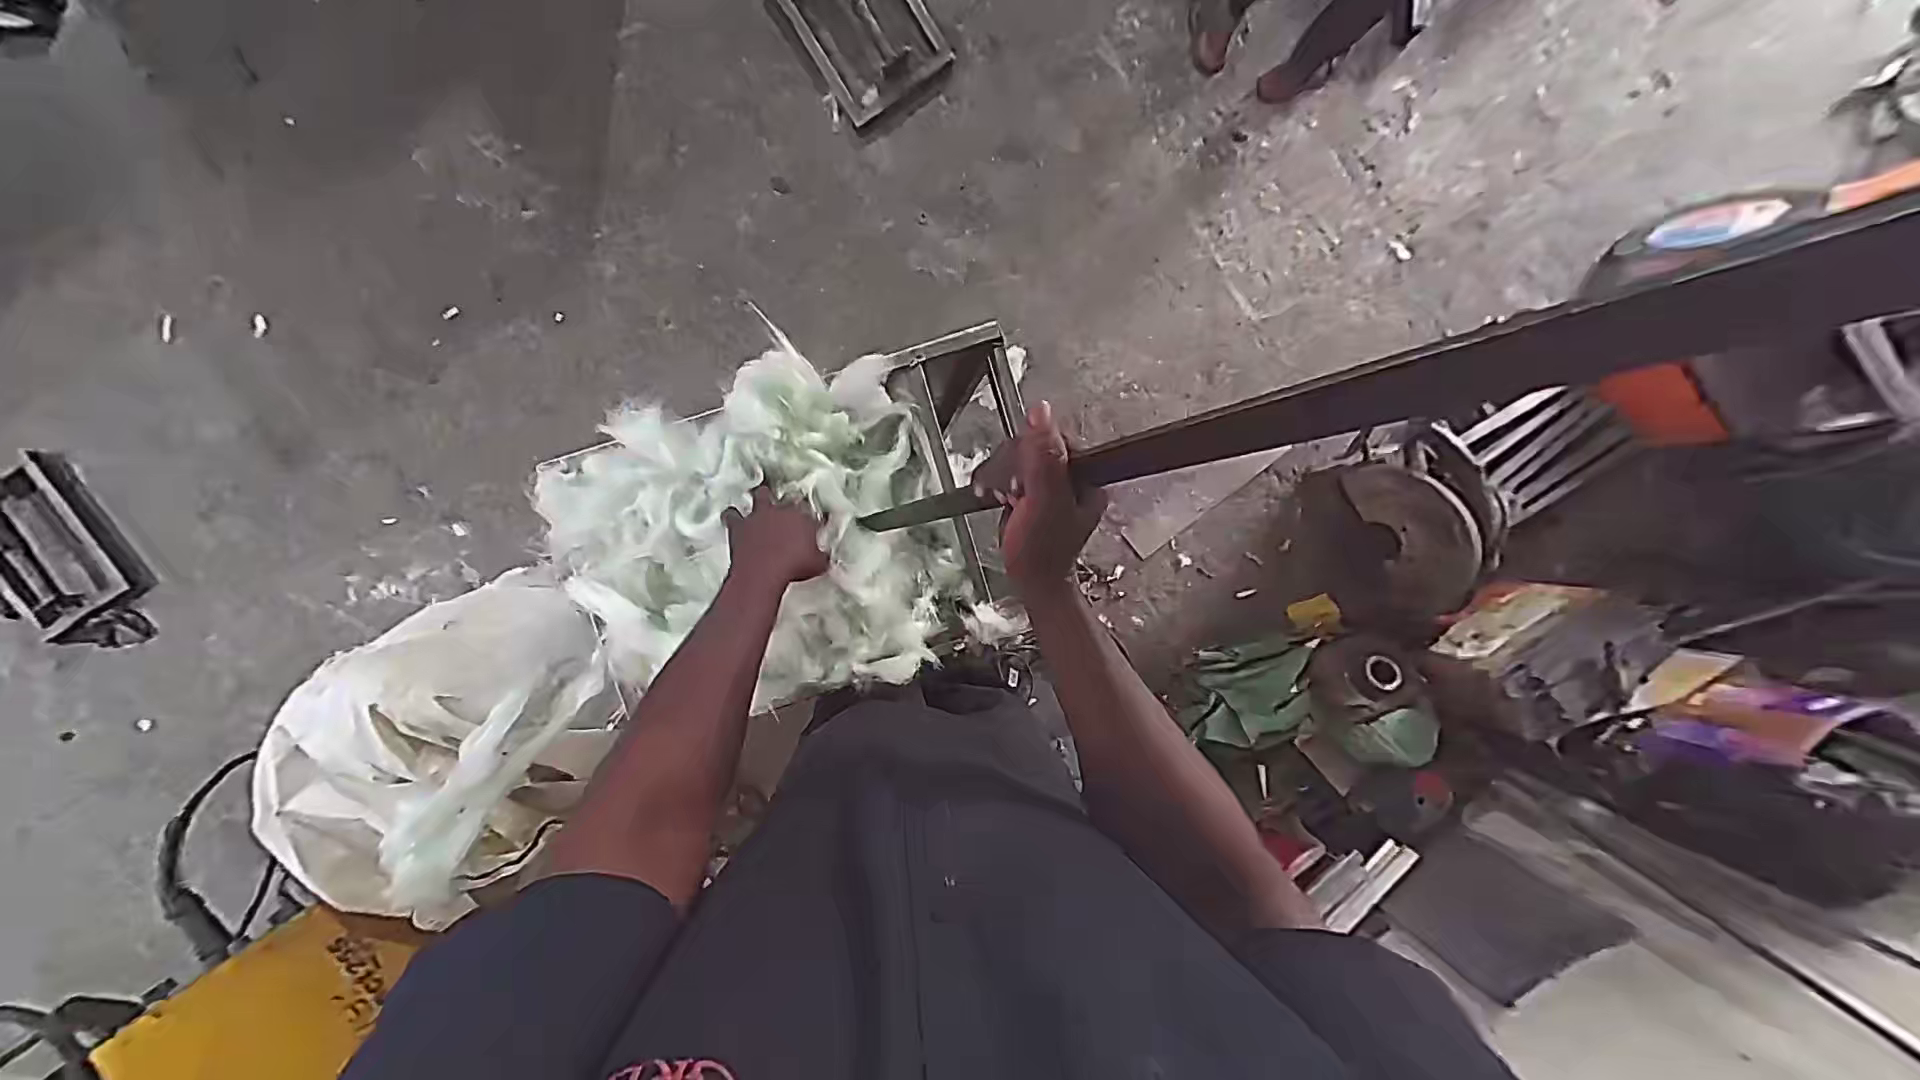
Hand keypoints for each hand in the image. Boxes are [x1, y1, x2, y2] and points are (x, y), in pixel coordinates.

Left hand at [723, 486, 828, 588]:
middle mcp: (782, 512)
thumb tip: (823, 559)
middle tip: (790, 504)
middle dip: (789, 500)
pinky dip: (732, 515)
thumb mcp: (817, 565)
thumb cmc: (791, 566)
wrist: (764, 572)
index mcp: (804, 518)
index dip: (811, 516)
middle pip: (788, 497)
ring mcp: (760, 516)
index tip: (812, 522)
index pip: (811, 511)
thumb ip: (820, 557)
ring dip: (762, 495)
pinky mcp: (741, 525)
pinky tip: (732, 515)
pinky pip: (733, 514)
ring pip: (761, 495)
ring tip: (762, 495)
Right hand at [971, 401, 1107, 595]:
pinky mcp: (1034, 493)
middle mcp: (1072, 475)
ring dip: (1004, 476)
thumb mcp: (1045, 501)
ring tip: (1007, 499)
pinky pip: (1011, 471)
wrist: (1032, 582)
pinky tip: (1001, 499)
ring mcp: (1052, 484)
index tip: (1021, 480)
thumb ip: (1045, 457)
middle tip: (1014, 494)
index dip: (1030, 454)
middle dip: (1014, 469)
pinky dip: (1000, 483)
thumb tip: (1041, 413)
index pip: (1053, 438)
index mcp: (1086, 474)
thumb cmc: (1043, 552)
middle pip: (1033, 446)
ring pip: (1019, 457)